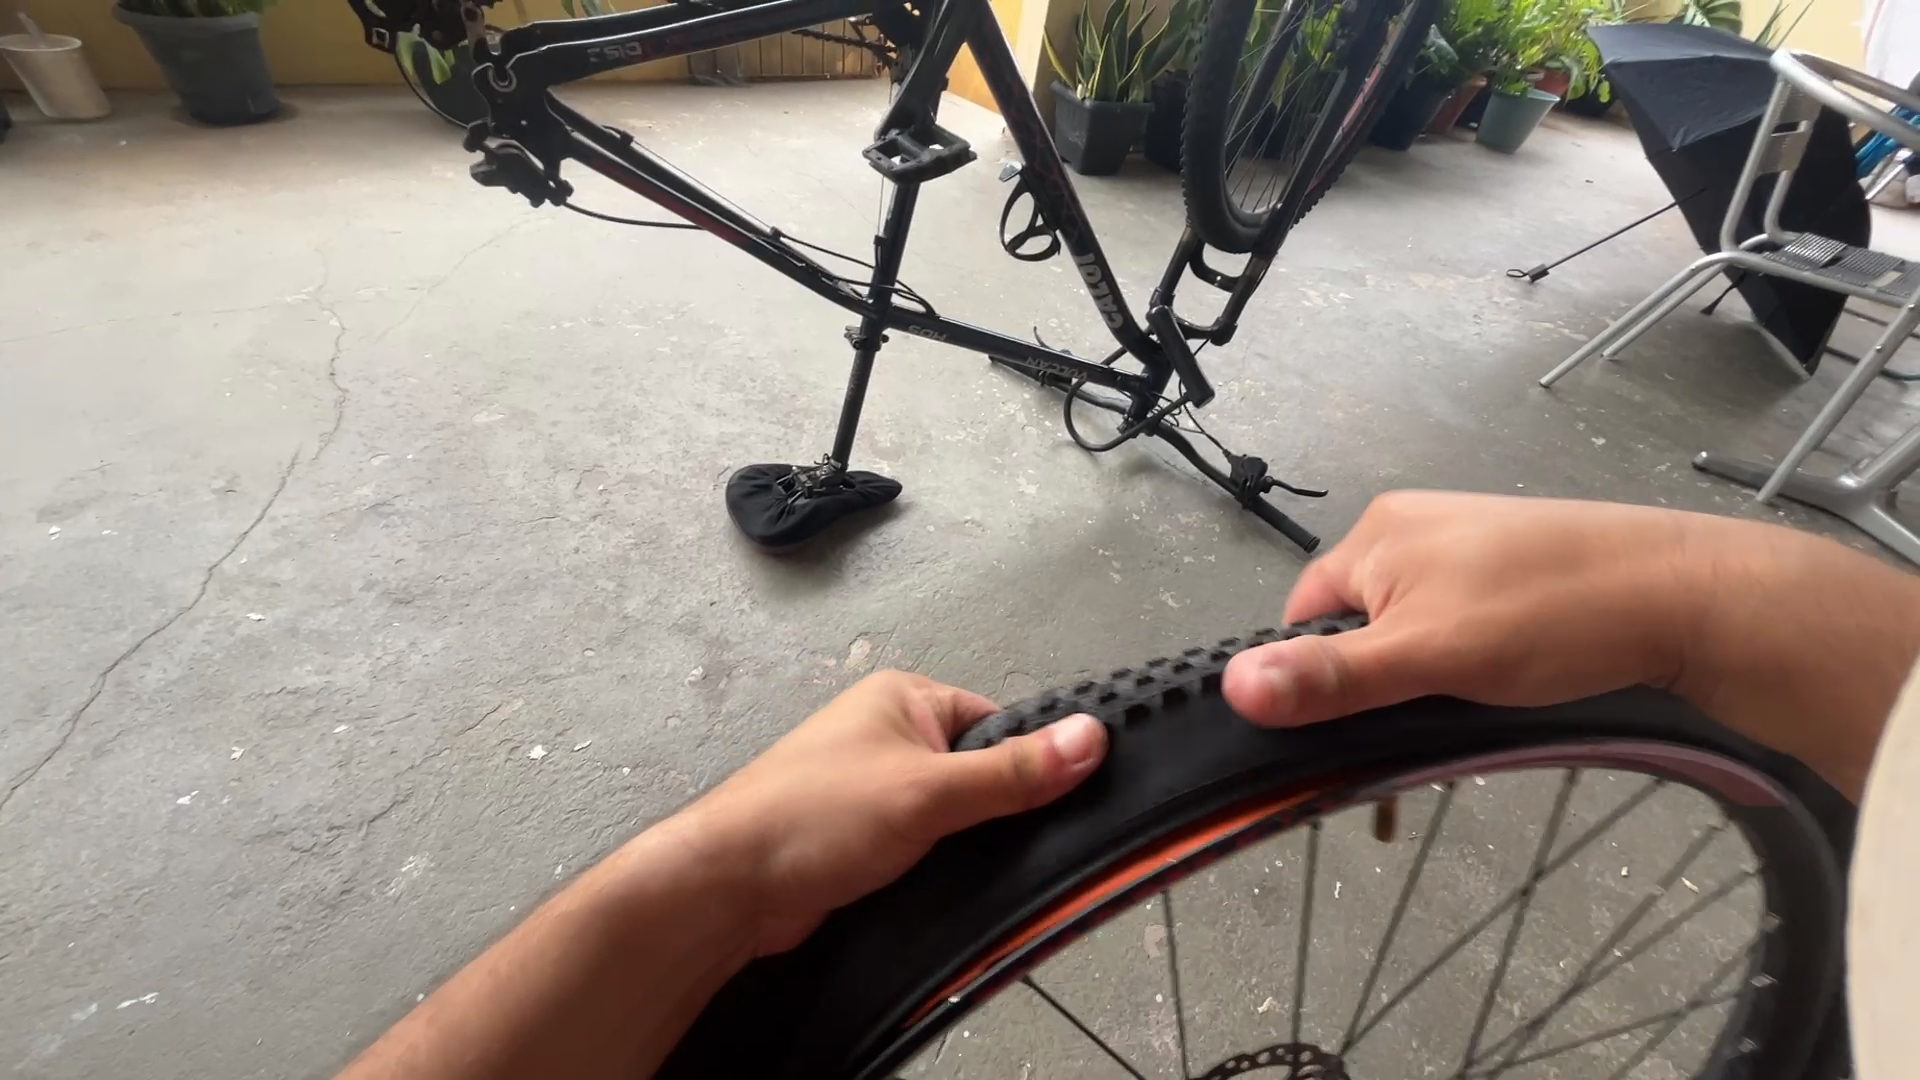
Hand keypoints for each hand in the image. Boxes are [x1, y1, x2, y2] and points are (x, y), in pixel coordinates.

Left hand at [687, 671, 1106, 953]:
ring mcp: (878, 783)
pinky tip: (954, 883)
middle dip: (994, 807)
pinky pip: (926, 838)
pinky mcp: (868, 830)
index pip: (995, 721)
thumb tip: (1090, 736)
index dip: (1028, 759)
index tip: (1060, 801)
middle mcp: (892, 732)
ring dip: (967, 839)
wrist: (729, 888)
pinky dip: (942, 859)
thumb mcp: (928, 790)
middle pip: (976, 767)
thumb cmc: (816, 814)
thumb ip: (1012, 771)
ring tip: (980, 867)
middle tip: (1017, 845)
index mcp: (906, 697)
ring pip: (953, 810)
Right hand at [1223, 491, 1919, 796]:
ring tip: (1466, 695)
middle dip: (1375, 671)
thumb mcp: (1427, 656)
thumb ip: (1330, 676)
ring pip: (1405, 618)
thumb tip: (1232, 688)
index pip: (1305, 616)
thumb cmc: (1547, 617)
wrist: (1700, 596)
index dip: (1319, 671)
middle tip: (1421, 712)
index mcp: (1373, 533)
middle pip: (1355, 618)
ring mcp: (1460, 536)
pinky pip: (1449, 608)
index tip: (1358, 717)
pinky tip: (1498, 669)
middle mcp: (1407, 523)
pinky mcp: (1505, 555)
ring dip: (1418, 665)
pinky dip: (1457, 647)